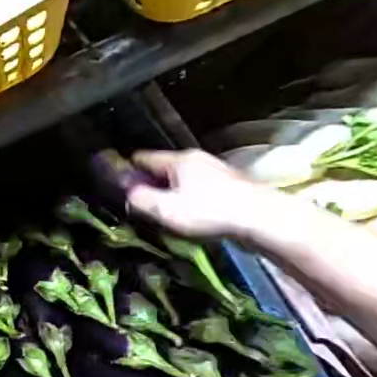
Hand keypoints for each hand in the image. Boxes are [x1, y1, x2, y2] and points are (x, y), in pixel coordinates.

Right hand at [124, 150, 302, 243]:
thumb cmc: (210, 212)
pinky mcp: (229, 187)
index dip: (126, 170)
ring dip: (170, 193)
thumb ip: (141, 200)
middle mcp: (196, 160)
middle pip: (163, 168)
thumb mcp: (167, 210)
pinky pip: (198, 189)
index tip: (116, 185)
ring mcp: (215, 172)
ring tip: (162, 213)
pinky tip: (189, 216)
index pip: (143, 157)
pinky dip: (188, 199)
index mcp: (178, 160)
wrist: (260, 219)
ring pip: (182, 180)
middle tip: (137, 204)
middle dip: (149, 183)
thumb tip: (127, 195)